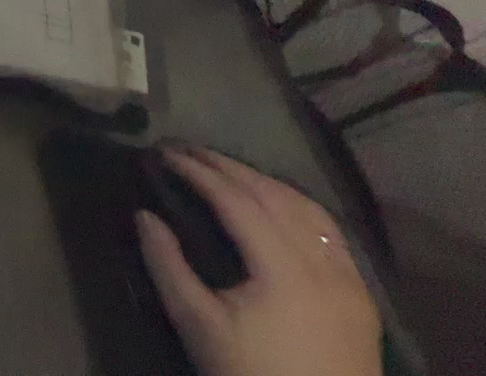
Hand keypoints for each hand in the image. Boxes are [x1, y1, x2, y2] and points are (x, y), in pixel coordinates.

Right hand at [136, 146, 380, 375]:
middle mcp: (325, 266)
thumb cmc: (250, 370)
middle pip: (274, 197)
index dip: (198, 172)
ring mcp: (349, 280)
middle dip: (227, 166)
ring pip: (307, 209)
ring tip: (223, 167)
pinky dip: (294, 204)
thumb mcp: (195, 321)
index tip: (163, 153)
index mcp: (285, 271)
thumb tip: (144, 215)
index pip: (237, 201)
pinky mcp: (359, 295)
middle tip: (185, 149)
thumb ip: (166, 264)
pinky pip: (329, 232)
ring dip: (262, 180)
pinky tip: (273, 201)